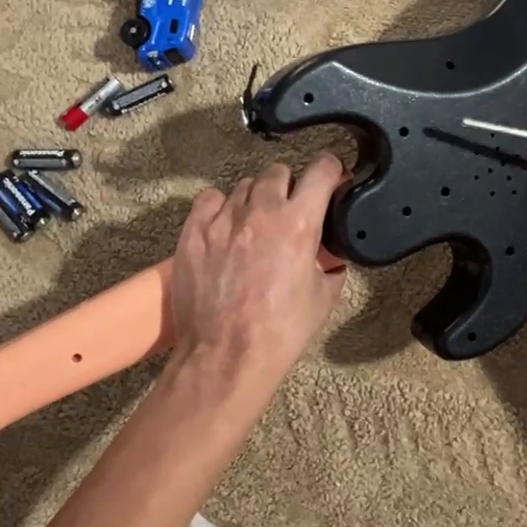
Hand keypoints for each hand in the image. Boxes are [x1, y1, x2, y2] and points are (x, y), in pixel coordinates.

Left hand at [168, 155, 348, 384]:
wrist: (227, 355)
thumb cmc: (278, 332)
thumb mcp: (323, 298)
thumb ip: (331, 266)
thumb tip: (332, 257)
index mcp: (298, 223)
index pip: (322, 170)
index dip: (332, 170)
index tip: (332, 177)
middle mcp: (260, 212)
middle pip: (278, 172)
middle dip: (289, 186)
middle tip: (289, 210)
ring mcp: (223, 220)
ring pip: (244, 185)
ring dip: (254, 198)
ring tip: (255, 224)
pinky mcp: (194, 231)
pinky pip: (210, 199)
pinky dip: (220, 207)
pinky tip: (225, 227)